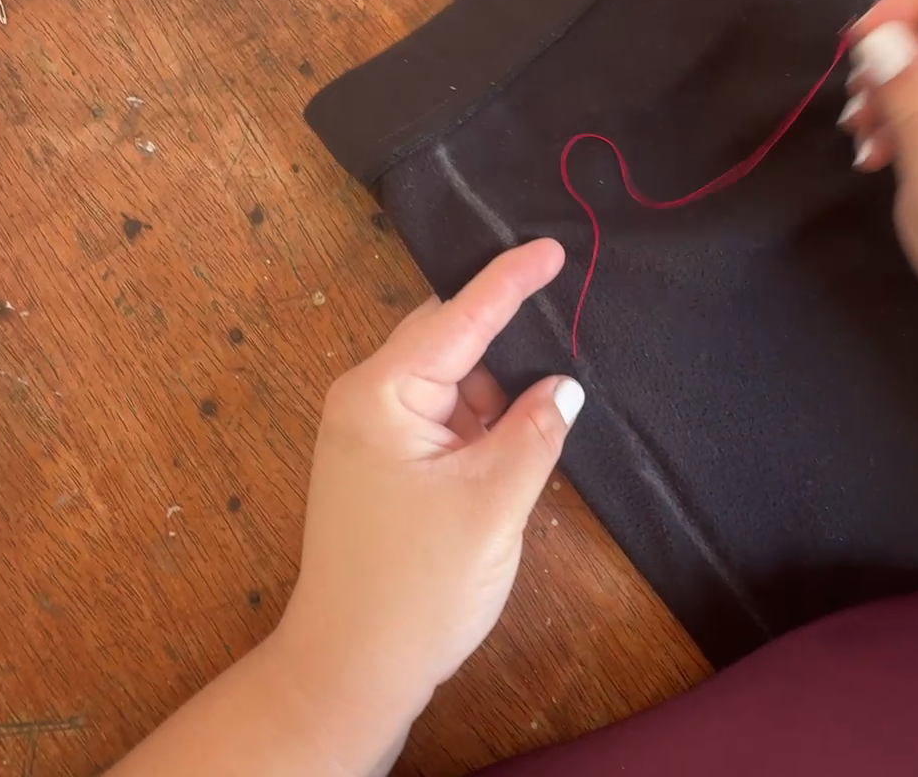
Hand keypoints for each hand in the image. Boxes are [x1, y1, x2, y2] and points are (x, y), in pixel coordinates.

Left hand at [276, 238, 584, 714]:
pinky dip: (479, 420)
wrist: (352, 670)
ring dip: (493, 392)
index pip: (459, 318)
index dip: (510, 280)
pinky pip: (442, 412)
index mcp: (383, 392)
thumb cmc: (417, 587)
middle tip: (557, 342)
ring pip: (449, 378)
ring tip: (528, 423)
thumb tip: (564, 385)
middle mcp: (369, 395)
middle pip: (447, 339)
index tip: (551, 247)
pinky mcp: (386, 454)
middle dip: (504, 343)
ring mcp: (373, 426)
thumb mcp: (492, 504)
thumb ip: (535, 431)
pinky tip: (505, 444)